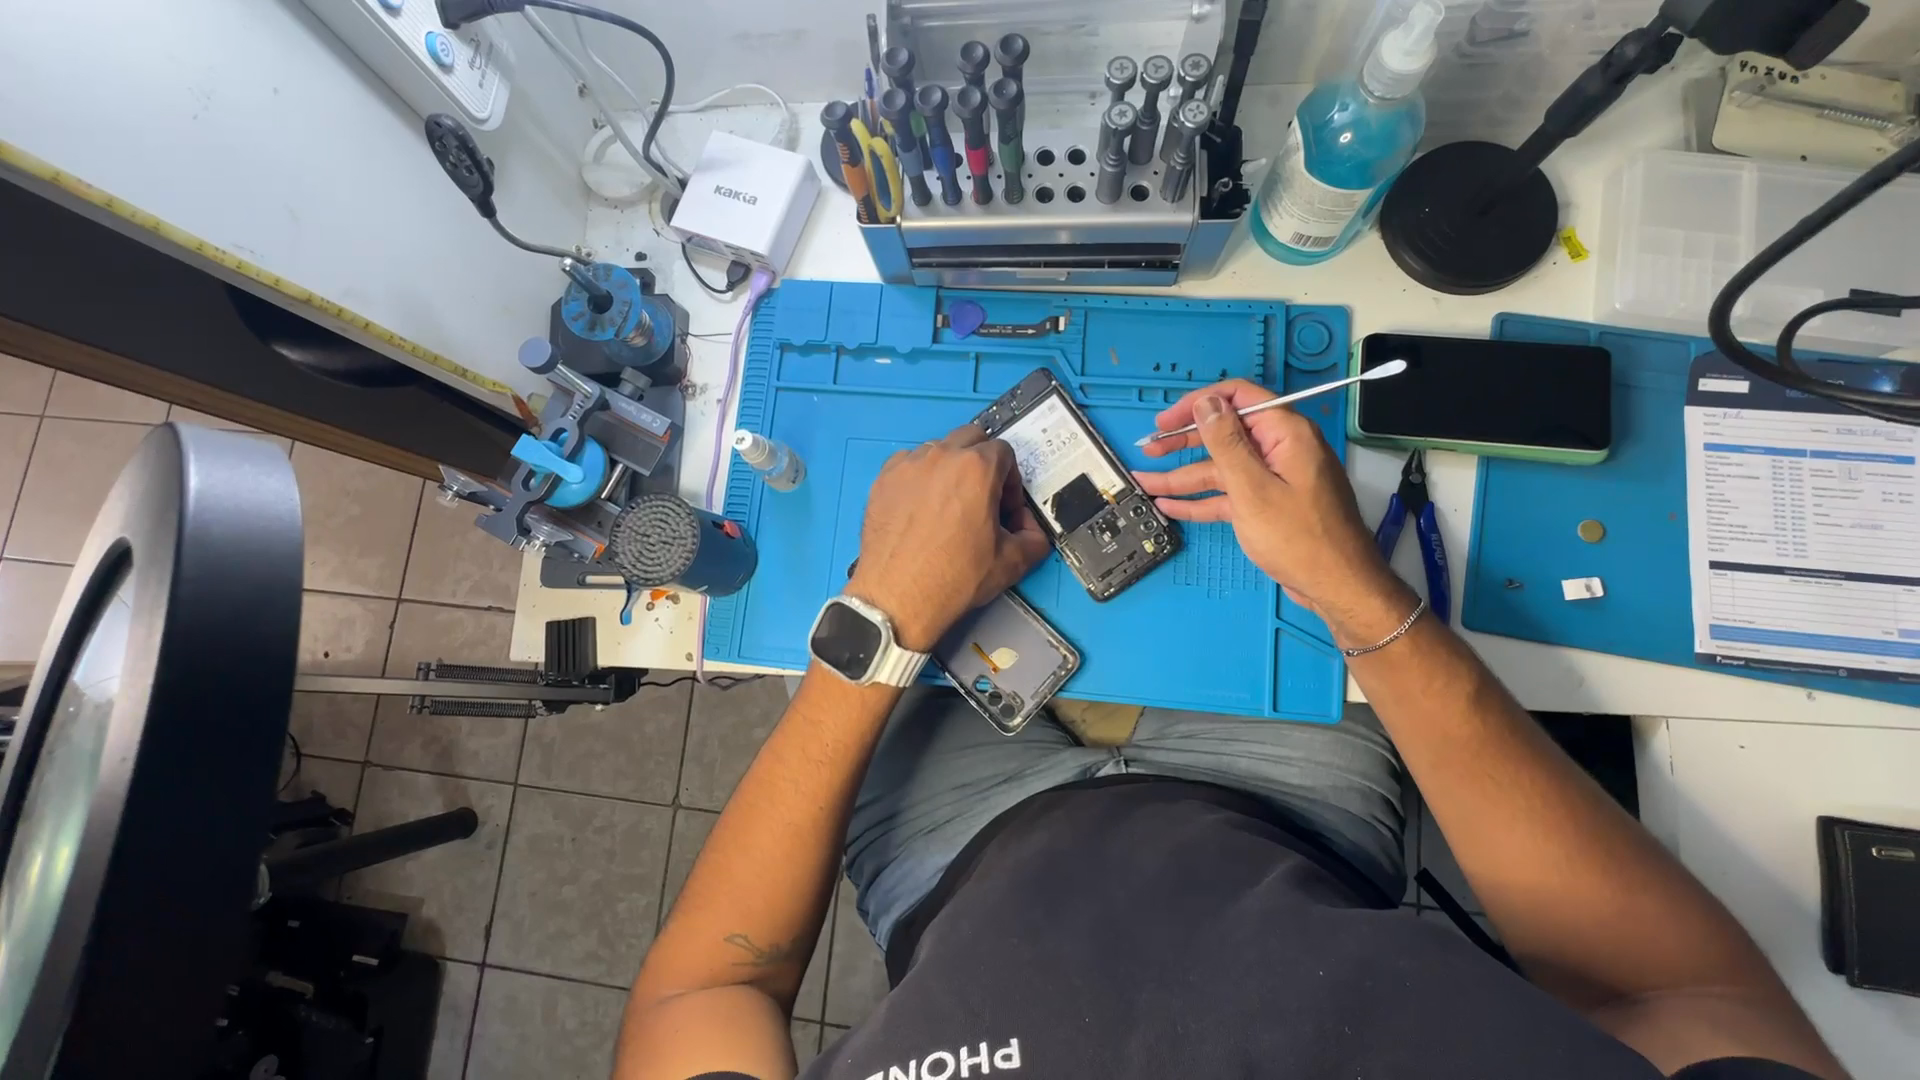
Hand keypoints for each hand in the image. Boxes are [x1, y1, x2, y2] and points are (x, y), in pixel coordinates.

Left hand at [847, 425, 1051, 650]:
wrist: (897, 598)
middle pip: (970, 439)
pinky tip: (920, 509)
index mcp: (977, 468)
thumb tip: (1032, 531)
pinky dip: (919, 478)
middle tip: (981, 497)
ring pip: (937, 450)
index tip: (1005, 508)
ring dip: (950, 468)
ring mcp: (908, 465)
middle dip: (981, 463)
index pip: (1004, 452)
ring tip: (949, 505)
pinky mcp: (883, 480)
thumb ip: (1033, 539)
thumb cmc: (954, 579)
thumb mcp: (1010, 562)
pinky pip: (908, 465)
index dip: (1010, 481)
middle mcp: (941, 456)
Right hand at [1135, 381, 1416, 646]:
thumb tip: (1206, 403)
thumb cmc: (1298, 537)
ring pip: (1221, 469)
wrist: (1337, 586)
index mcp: (1284, 433)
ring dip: (1183, 476)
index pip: (1237, 398)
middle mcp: (1279, 449)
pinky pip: (1228, 494)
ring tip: (1145, 482)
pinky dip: (1200, 500)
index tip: (1164, 421)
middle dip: (1184, 441)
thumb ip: (1226, 443)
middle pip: (1224, 434)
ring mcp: (1273, 479)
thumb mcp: (1253, 488)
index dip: (1197, 404)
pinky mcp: (1267, 505)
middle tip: (1149, 448)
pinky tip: (1169, 505)